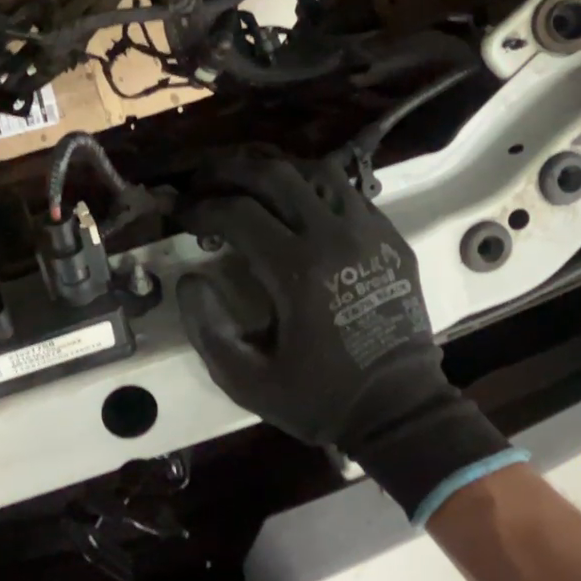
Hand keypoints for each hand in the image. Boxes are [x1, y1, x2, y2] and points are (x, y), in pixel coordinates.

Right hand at [177, 149, 524, 522]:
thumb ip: (206, 328)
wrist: (401, 411)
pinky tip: (290, 202)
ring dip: (271, 170)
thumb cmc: (320, 399)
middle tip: (201, 180)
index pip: (236, 212)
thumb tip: (191, 279)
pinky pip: (346, 191)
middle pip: (274, 174)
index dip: (199, 207)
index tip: (179, 213)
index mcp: (298, 271)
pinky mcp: (390, 237)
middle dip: (227, 170)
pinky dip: (309, 186)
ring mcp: (369, 232)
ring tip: (244, 181)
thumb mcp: (246, 380)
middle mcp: (335, 238)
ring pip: (314, 171)